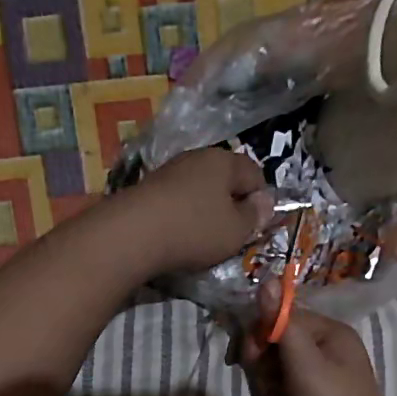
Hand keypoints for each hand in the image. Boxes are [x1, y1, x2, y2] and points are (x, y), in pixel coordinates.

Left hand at [91, 148, 273, 275]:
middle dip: (229, 203)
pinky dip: (179, 216)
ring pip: (196, 189)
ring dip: (202, 210)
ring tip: (201, 237)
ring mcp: (167, 171)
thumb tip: (265, 202)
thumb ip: (254, 216)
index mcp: (224, 160)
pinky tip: (175, 235)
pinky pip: (173, 201)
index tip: (256, 225)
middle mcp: (195, 158)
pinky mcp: (145, 189)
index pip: (255, 174)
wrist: (131, 234)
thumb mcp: (235, 231)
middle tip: (230, 233)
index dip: (261, 200)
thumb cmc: (194, 230)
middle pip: (223, 179)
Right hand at [239, 299, 396, 395]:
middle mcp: (327, 348)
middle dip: (263, 363)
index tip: (248, 357)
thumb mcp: (303, 360)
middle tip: (267, 386)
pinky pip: (285, 388)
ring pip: (277, 367)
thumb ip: (281, 321)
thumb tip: (266, 279)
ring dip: (268, 384)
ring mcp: (321, 375)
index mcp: (331, 331)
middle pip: (278, 341)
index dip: (260, 333)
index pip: (282, 316)